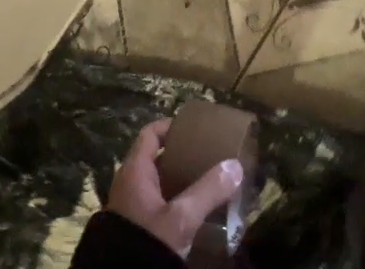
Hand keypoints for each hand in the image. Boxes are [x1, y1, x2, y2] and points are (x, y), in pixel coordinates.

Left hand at [107, 117, 243, 254]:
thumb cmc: (149, 238)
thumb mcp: (182, 217)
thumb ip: (208, 190)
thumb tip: (235, 165)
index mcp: (135, 170)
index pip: (150, 133)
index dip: (171, 126)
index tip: (194, 130)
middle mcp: (128, 182)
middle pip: (155, 157)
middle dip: (181, 156)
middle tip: (206, 158)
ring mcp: (129, 204)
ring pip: (156, 181)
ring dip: (178, 180)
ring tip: (204, 183)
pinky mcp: (134, 223)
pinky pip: (155, 201)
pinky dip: (172, 198)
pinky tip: (192, 210)